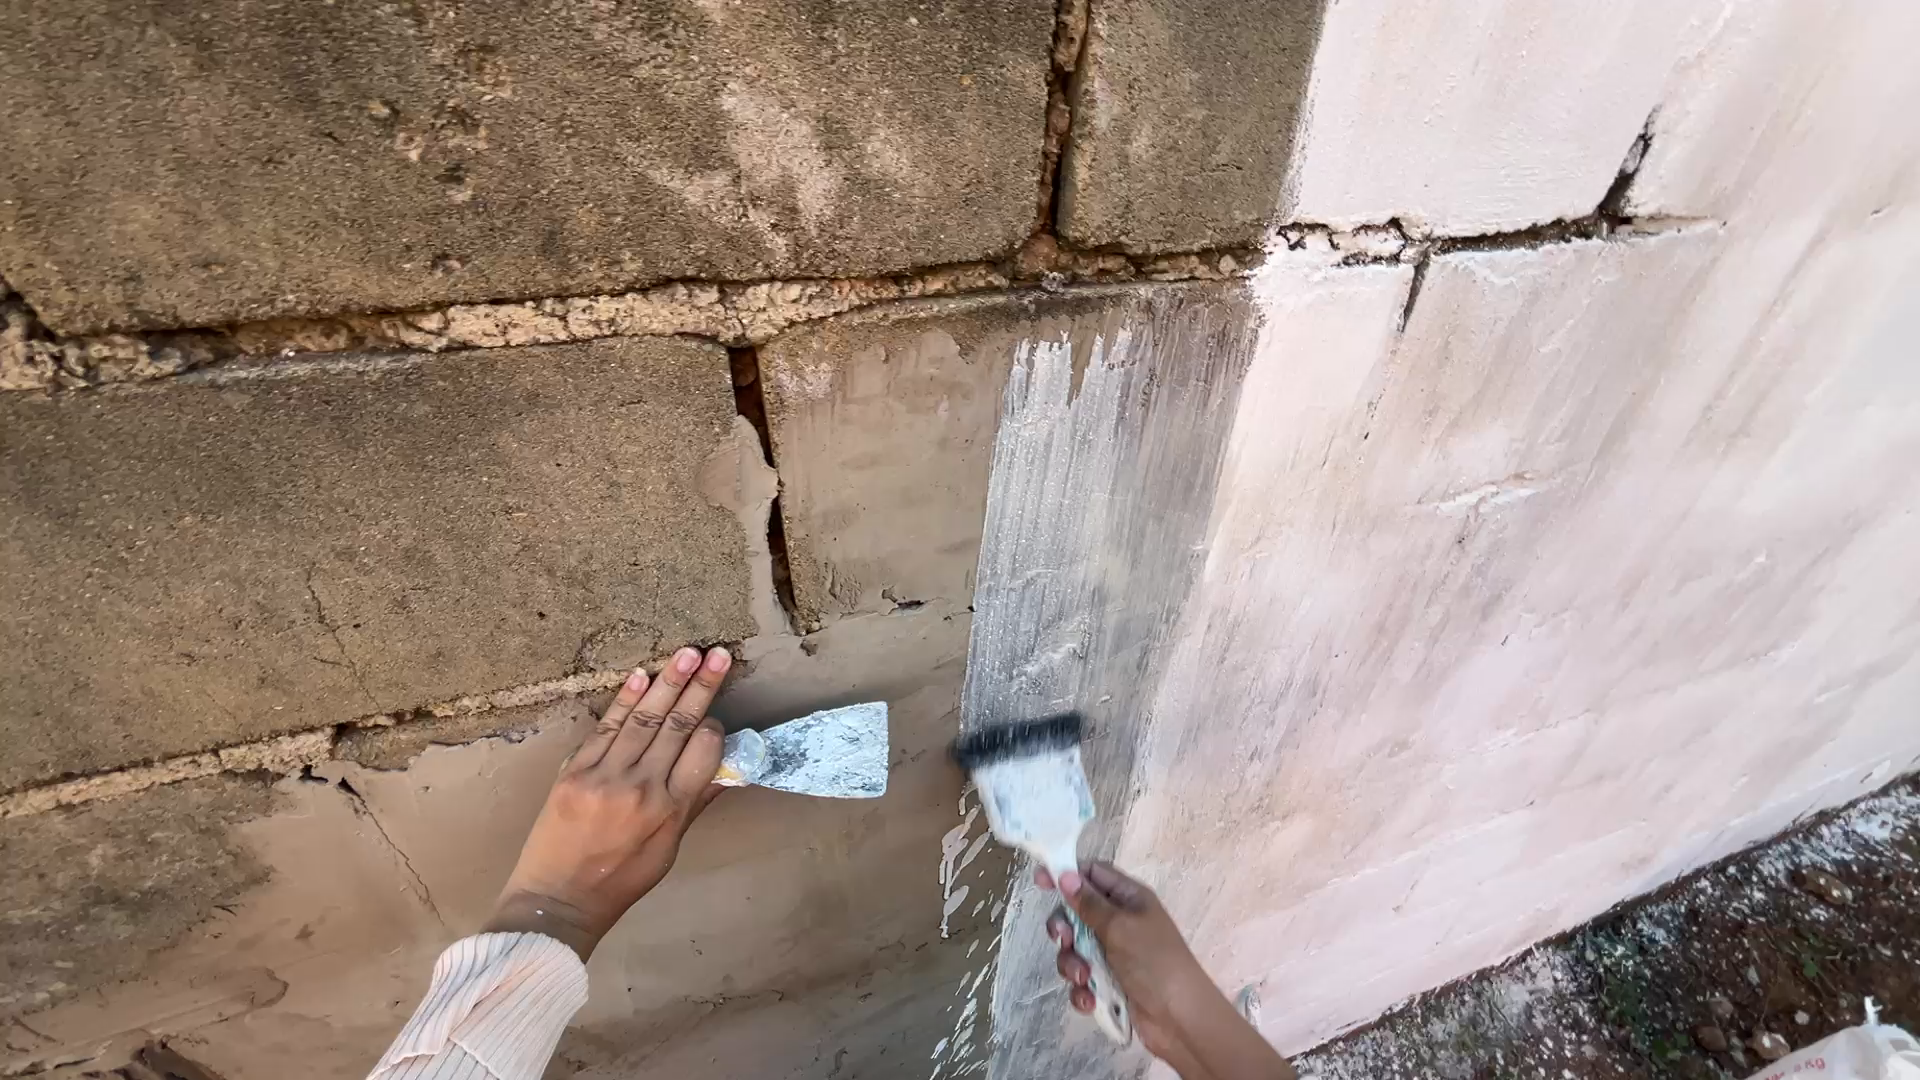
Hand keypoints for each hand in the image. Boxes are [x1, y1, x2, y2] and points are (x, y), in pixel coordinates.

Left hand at [482, 645, 733, 958]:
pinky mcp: (574, 772)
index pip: (703, 752)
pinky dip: (626, 699)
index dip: (713, 728)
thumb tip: (728, 770)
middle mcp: (641, 788)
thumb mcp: (669, 848)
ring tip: (689, 653)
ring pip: (645, 718)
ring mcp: (605, 777)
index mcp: (670, 810)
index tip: (716, 716)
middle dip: (701, 686)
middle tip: (718, 654)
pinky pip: (606, 727)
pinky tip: (643, 674)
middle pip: (678, 725)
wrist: (554, 903)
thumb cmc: (620, 881)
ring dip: (669, 680)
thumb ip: (696, 803)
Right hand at [1038, 862, 1214, 1059]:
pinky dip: (1081, 989)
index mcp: (1128, 898)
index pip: (1092, 873)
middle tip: (1063, 939)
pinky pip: (1082, 978)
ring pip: (1074, 948)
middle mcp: (1119, 921)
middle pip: (1076, 912)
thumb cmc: (1154, 962)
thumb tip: (1064, 874)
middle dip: (1064, 928)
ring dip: (1072, 963)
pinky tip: (1090, 1000)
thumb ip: (1089, 902)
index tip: (1040, 881)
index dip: (1066, 874)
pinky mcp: (1108, 982)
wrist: (1181, 1022)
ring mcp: (1113, 953)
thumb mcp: (1120, 926)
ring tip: (1084, 977)